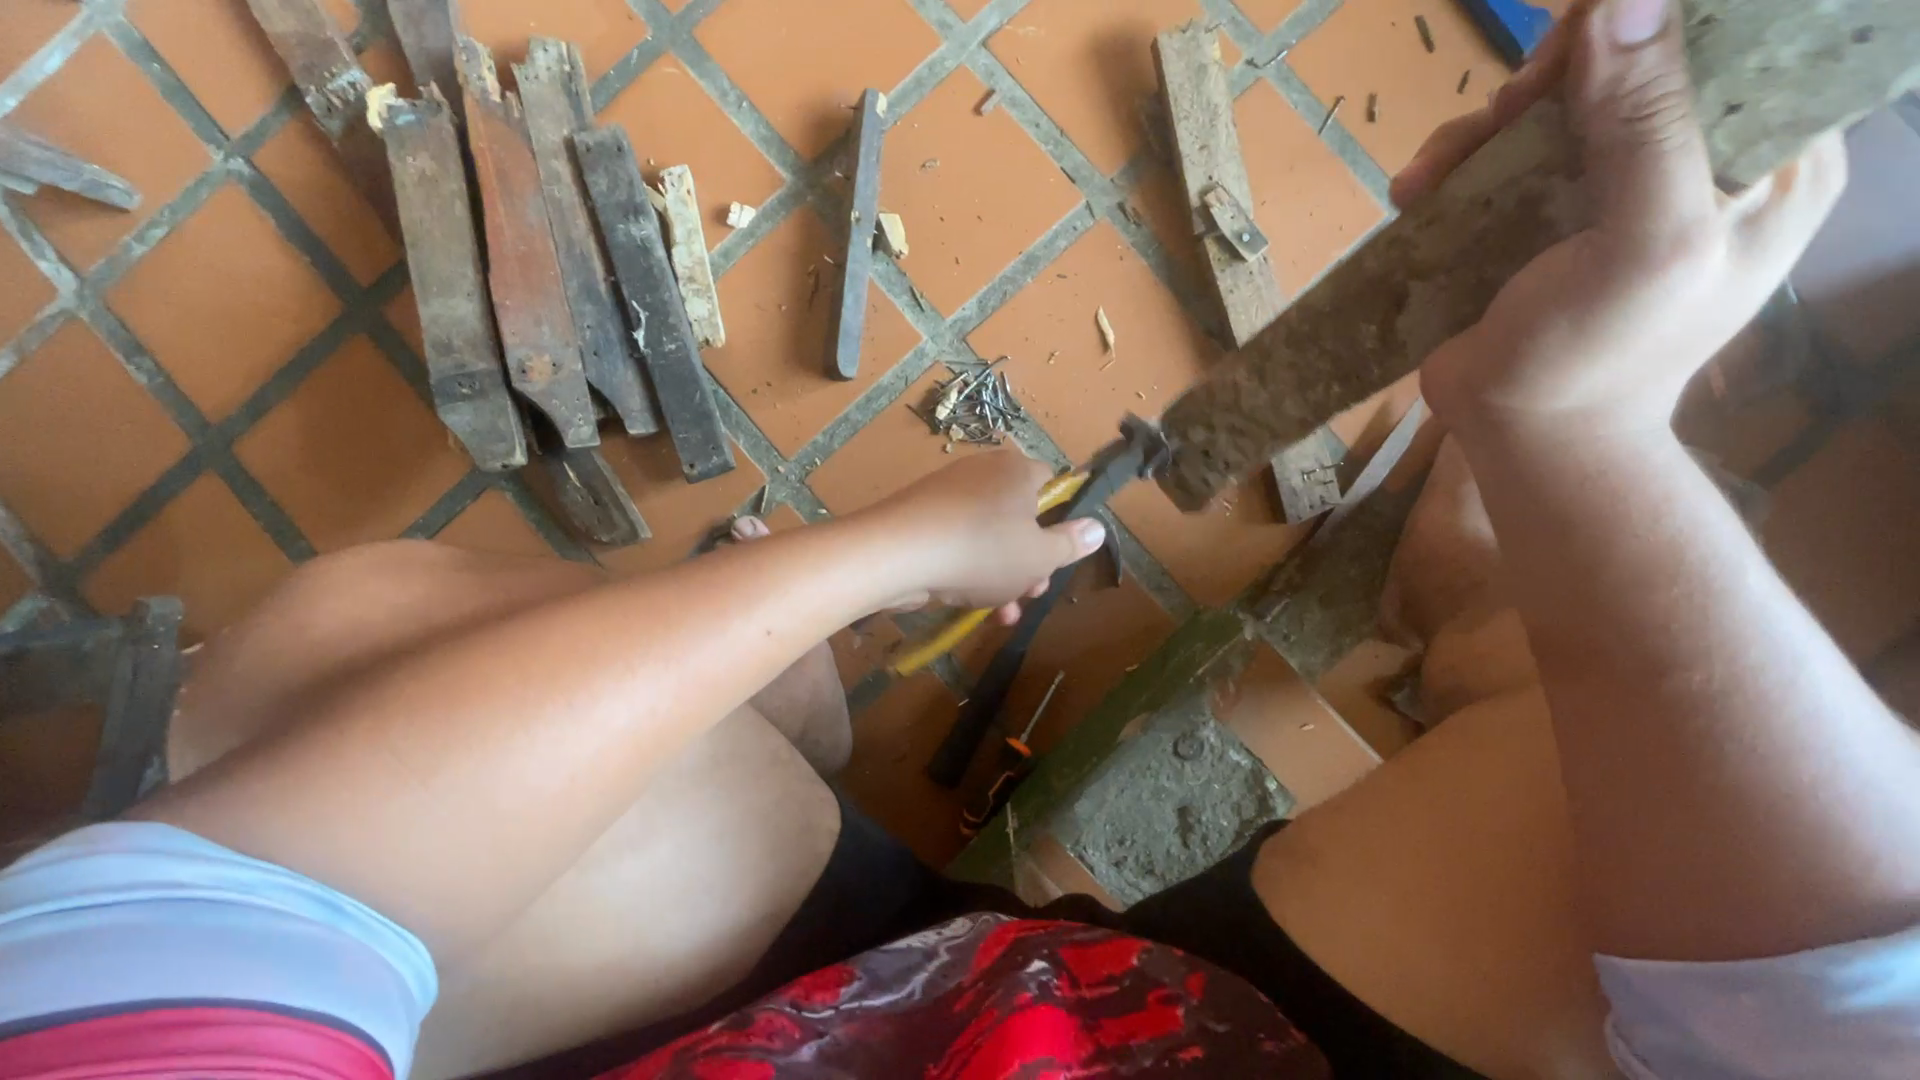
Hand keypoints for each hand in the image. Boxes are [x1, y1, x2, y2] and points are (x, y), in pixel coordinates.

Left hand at [858, 449, 1107, 623]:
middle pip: (1019, 516)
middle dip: (1030, 561)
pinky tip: (971, 607)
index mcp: (1017, 471)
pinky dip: (968, 571)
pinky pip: (957, 543)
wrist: (897, 554)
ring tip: (1004, 613)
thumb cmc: (982, 550)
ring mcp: (948, 495)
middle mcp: (983, 473)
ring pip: (988, 537)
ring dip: (1002, 576)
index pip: (1050, 483)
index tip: (1058, 553)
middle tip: (1032, 592)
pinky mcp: (920, 519)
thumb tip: (1098, 527)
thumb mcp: (1039, 556)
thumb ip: (1070, 544)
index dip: (1060, 519)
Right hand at [1402, 0, 1847, 439]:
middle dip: (1549, 83)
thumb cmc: (1600, 356)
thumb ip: (1645, 123)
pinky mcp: (1534, 219)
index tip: (1578, 57)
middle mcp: (1688, 162)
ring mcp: (1602, 191)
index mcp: (1762, 159)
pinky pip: (1497, 161)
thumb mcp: (1643, 241)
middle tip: (1501, 118)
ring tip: (1429, 175)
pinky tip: (1415, 193)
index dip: (1650, 30)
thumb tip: (1622, 2)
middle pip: (1624, 66)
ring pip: (1547, 111)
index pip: (1728, 41)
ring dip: (1479, 130)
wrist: (1523, 437)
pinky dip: (1451, 168)